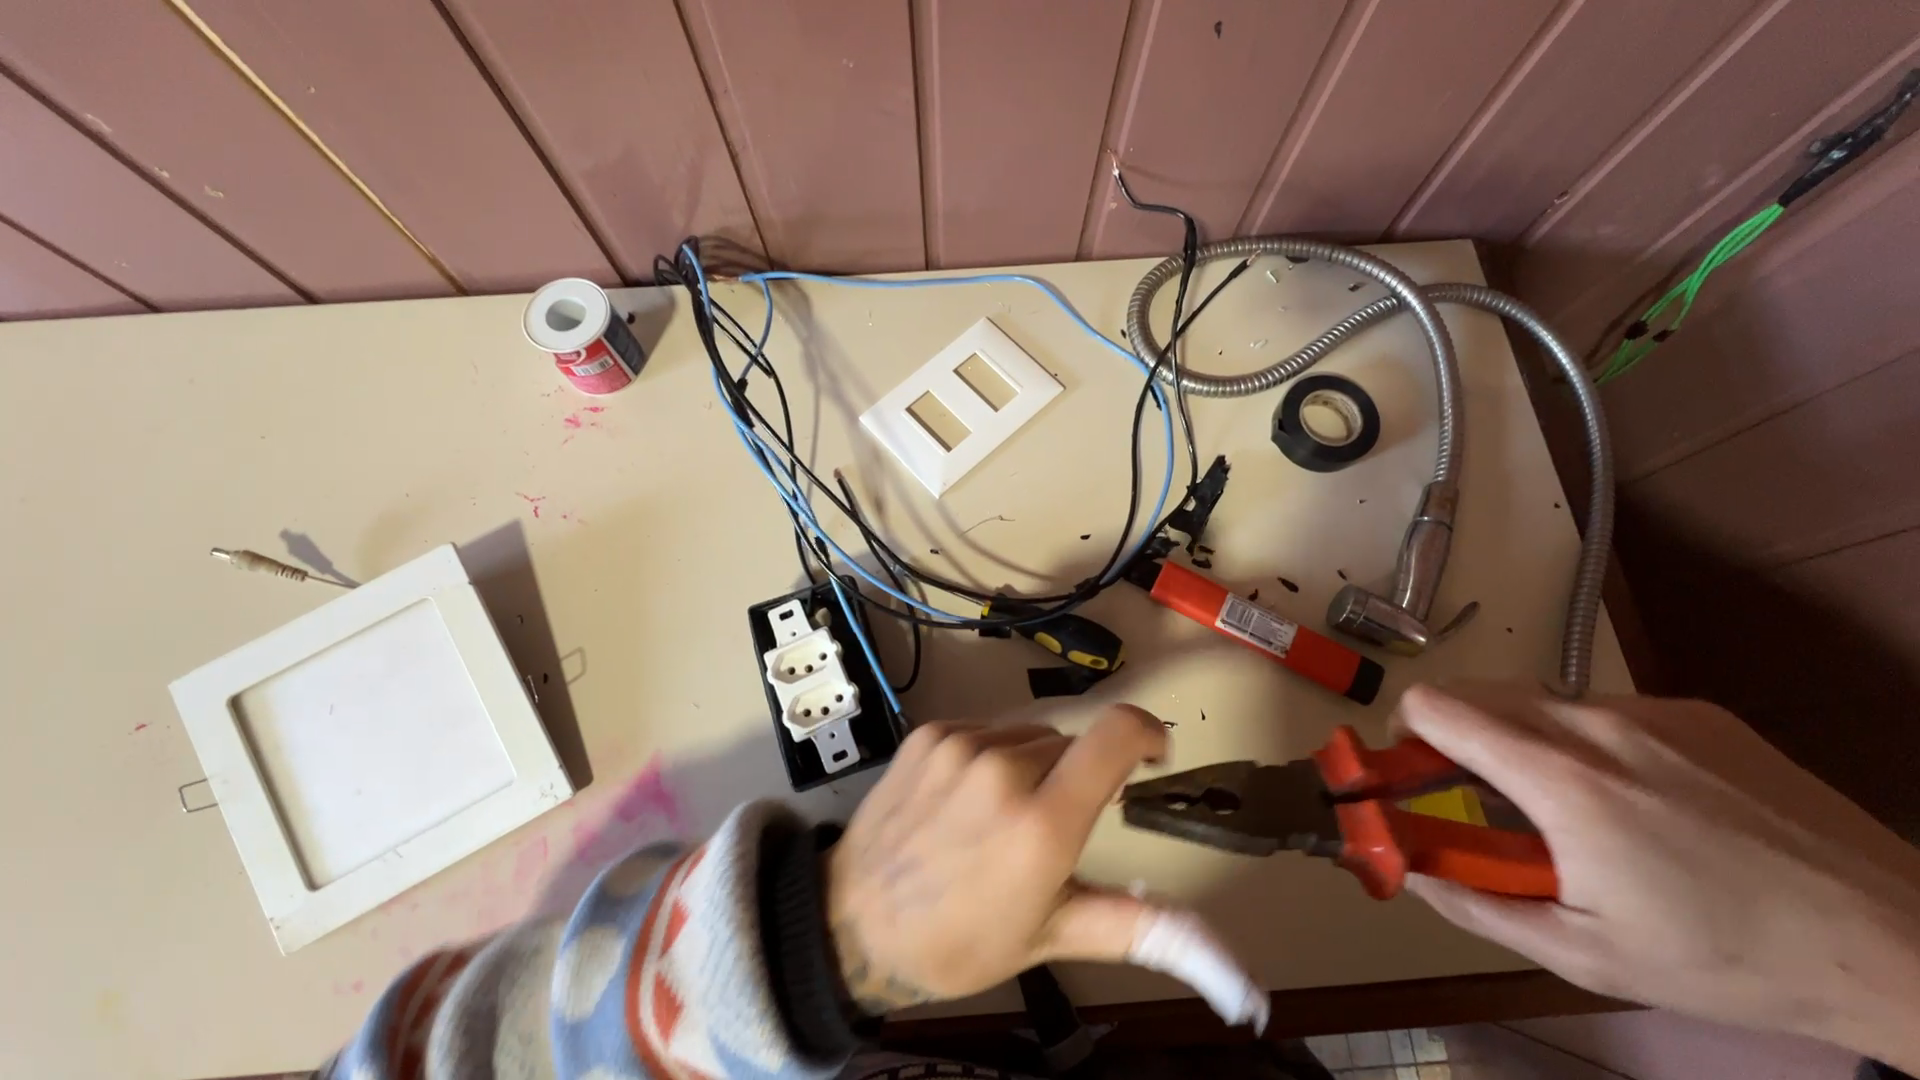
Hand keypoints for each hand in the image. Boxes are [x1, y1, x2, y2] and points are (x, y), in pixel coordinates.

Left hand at [824, 706, 1171, 1014]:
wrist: (853, 922)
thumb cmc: (958, 940)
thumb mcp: (1050, 938)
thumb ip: (1137, 927)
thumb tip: (1230, 968)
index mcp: (1043, 823)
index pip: (1115, 735)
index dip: (1147, 733)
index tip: (1153, 754)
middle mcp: (1004, 769)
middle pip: (1072, 746)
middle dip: (1075, 780)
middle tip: (1048, 832)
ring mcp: (960, 745)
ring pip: (1029, 737)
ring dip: (1033, 767)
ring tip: (1000, 819)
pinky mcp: (930, 734)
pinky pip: (986, 731)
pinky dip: (991, 756)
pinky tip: (966, 799)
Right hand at [1394, 683, 1919, 1068]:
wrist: (1902, 943)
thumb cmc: (1726, 959)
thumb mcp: (1583, 955)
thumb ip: (1475, 905)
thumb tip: (1409, 869)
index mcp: (1559, 779)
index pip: (1436, 705)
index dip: (1406, 732)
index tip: (1418, 774)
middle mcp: (1596, 723)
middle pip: (1476, 691)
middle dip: (1456, 735)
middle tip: (1483, 800)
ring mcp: (1652, 710)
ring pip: (1540, 701)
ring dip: (1523, 740)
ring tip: (1575, 809)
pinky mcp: (1698, 711)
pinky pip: (1603, 710)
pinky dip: (1587, 742)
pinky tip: (1645, 801)